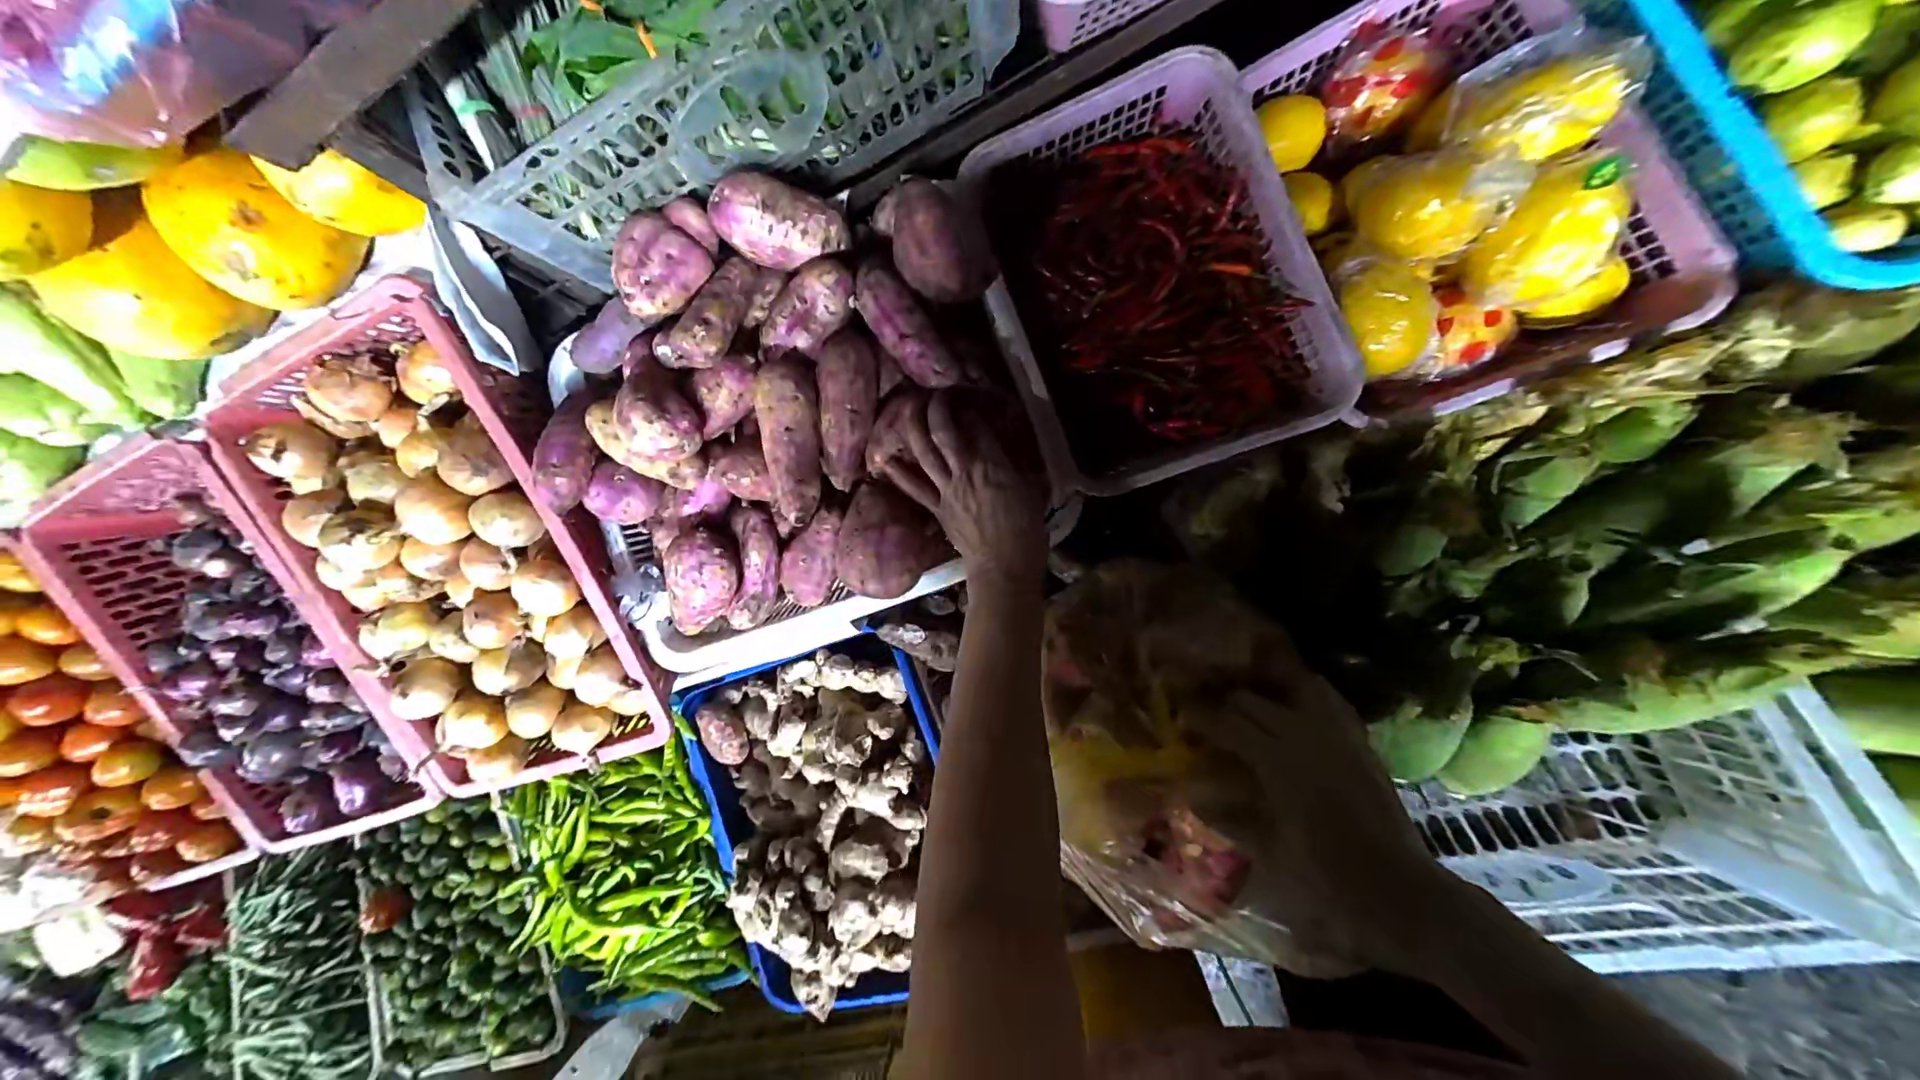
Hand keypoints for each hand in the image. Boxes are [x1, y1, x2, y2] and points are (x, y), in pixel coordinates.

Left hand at [885, 391, 1046, 587]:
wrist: (1004, 566)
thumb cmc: (1027, 529)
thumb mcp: (1032, 488)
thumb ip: (1016, 463)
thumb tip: (1008, 444)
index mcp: (992, 464)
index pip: (976, 424)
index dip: (969, 404)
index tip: (965, 393)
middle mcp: (964, 471)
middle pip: (943, 431)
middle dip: (936, 407)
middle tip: (935, 394)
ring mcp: (946, 489)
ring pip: (924, 452)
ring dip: (913, 427)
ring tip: (908, 408)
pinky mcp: (935, 508)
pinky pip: (913, 488)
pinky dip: (898, 473)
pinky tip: (884, 458)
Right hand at [1205, 666, 1464, 975]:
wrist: (1400, 894)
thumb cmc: (1326, 881)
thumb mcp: (1265, 850)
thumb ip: (1226, 815)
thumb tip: (1191, 790)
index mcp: (1277, 759)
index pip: (1225, 718)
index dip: (1197, 714)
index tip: (1179, 717)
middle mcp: (1306, 733)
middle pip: (1249, 699)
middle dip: (1220, 701)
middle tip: (1203, 715)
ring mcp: (1337, 733)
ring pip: (1292, 683)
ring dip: (1262, 688)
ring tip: (1244, 700)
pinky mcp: (1359, 741)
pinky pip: (1326, 699)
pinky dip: (1301, 694)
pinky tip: (1291, 708)